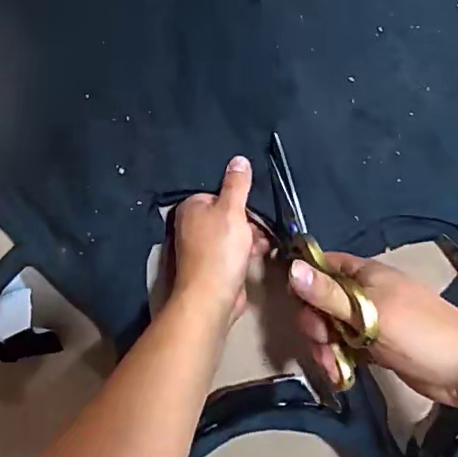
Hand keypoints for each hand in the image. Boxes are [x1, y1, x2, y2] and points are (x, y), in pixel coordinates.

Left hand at [167, 156, 268, 324]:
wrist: (212, 297)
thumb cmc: (219, 250)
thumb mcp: (232, 210)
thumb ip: (237, 184)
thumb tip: (239, 159)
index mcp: (191, 206)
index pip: (219, 190)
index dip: (240, 195)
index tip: (257, 201)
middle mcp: (193, 223)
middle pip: (228, 211)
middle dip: (249, 218)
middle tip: (265, 223)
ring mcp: (203, 245)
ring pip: (234, 231)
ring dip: (251, 234)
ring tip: (265, 239)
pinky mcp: (215, 263)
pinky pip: (235, 249)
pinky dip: (247, 249)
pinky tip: (260, 252)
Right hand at [289, 250, 457, 411]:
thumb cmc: (419, 333)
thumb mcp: (369, 313)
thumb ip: (328, 294)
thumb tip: (291, 267)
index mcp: (365, 273)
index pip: (322, 265)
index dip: (305, 282)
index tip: (300, 306)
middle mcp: (365, 292)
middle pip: (321, 301)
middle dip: (316, 325)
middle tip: (323, 345)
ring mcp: (371, 319)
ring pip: (332, 326)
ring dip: (326, 347)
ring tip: (334, 369)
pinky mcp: (377, 344)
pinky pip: (346, 346)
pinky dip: (340, 359)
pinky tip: (342, 376)